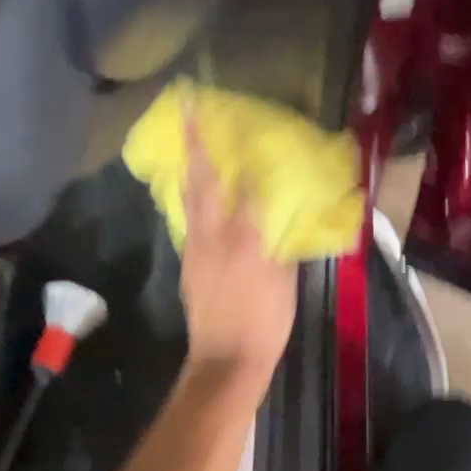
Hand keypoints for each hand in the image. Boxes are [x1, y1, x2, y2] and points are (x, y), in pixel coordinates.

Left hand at [178, 116, 298, 389]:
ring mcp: (195, 249)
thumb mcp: (284, 281)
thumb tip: (279, 217)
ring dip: (188, 166)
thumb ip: (280, 243)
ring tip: (186, 139)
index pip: (242, 185)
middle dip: (195, 143)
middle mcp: (212, 236)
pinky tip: (194, 192)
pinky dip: (190, 196)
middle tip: (187, 109)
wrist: (225, 361)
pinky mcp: (188, 264)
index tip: (237, 120)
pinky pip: (188, 219)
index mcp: (243, 238)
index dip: (241, 153)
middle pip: (201, 180)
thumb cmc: (265, 322)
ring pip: (189, 198)